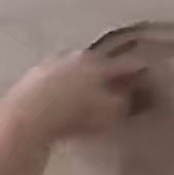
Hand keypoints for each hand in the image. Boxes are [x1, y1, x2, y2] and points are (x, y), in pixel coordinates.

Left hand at [0, 50, 143, 147]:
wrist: (29, 117)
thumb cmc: (77, 114)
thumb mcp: (111, 113)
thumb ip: (124, 102)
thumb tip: (128, 94)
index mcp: (97, 62)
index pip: (123, 64)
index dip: (136, 69)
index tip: (144, 71)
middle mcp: (73, 57)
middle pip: (95, 64)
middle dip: (105, 74)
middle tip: (113, 86)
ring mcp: (48, 65)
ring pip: (72, 71)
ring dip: (80, 81)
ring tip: (86, 96)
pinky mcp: (29, 79)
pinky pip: (53, 83)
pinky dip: (61, 90)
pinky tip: (62, 103)